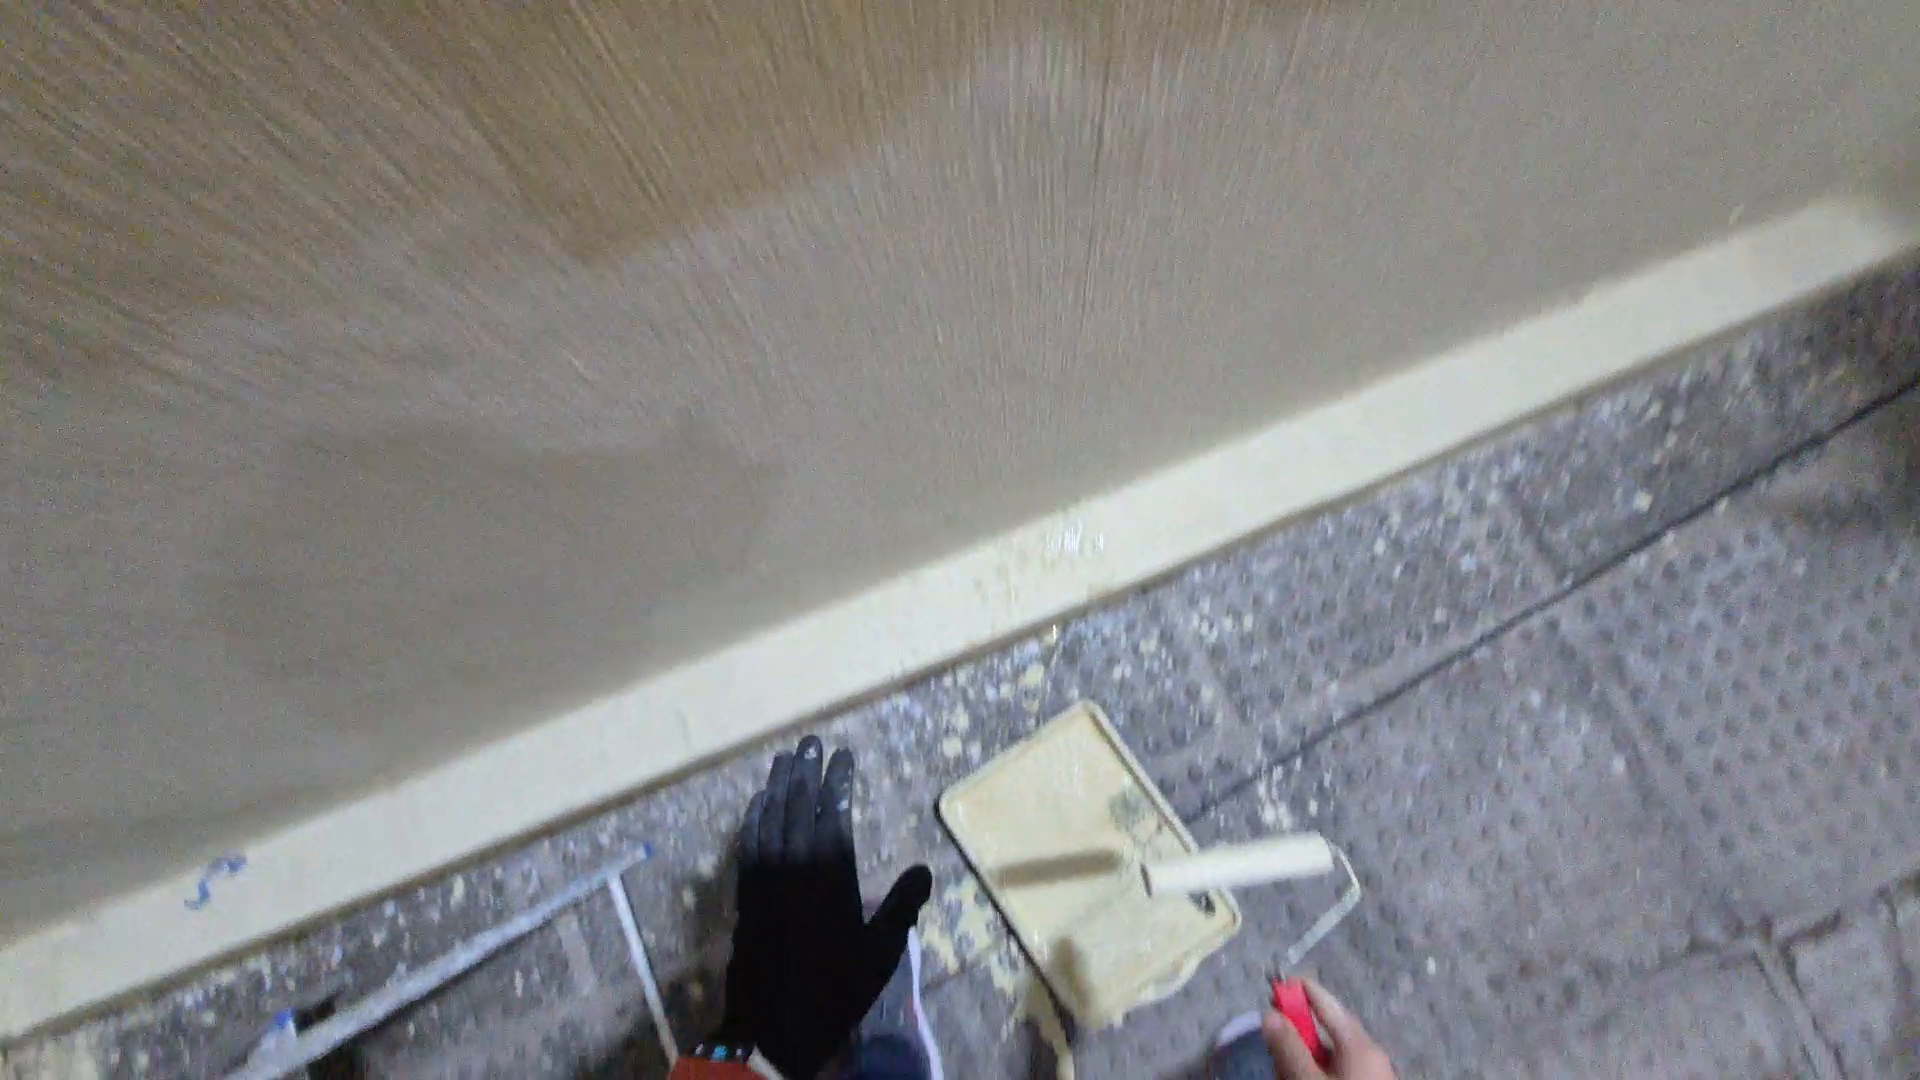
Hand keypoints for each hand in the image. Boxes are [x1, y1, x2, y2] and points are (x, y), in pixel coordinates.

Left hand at [715, 735, 932, 1077]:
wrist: (774, 1024)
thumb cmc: (834, 985)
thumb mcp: (880, 951)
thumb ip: (902, 906)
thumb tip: (926, 868)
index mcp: (832, 874)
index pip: (836, 812)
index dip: (839, 780)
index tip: (844, 755)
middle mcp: (797, 865)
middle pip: (800, 805)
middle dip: (806, 770)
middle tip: (810, 742)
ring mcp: (767, 876)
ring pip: (771, 817)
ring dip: (778, 785)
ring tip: (784, 758)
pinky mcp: (746, 891)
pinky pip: (748, 843)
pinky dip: (753, 818)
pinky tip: (757, 802)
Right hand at [1264, 980, 1396, 1079]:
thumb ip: (1287, 1045)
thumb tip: (1269, 1014)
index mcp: (1360, 1043)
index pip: (1323, 998)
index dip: (1294, 988)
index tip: (1270, 990)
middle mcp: (1371, 1052)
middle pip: (1325, 1027)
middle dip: (1296, 1032)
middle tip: (1274, 1044)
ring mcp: (1374, 1073)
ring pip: (1330, 1052)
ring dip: (1303, 1055)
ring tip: (1284, 1070)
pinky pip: (1339, 1070)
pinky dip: (1318, 1070)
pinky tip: (1301, 1076)